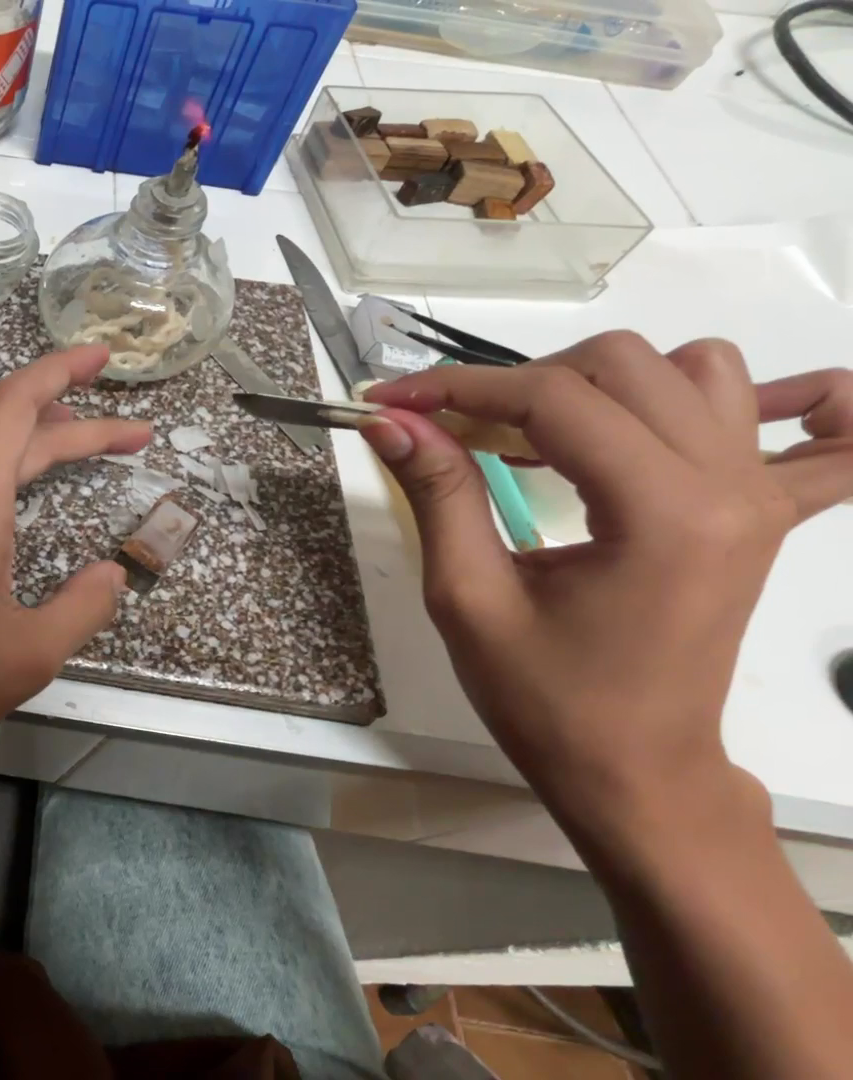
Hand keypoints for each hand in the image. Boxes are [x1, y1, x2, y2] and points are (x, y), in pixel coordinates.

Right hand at [358, 335, 852, 836]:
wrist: (631, 765)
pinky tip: (736, 415)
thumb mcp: (467, 596)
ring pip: (697, 369)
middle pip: (624, 364)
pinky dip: (793, 402)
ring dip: (604, 382)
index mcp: (660, 514)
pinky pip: (820, 429)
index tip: (389, 399)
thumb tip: (392, 422)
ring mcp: (760, 494)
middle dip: (519, 382)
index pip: (554, 400)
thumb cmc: (541, 696)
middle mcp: (729, 485)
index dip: (457, 387)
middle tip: (453, 431)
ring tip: (541, 432)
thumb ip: (439, 494)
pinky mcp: (766, 511)